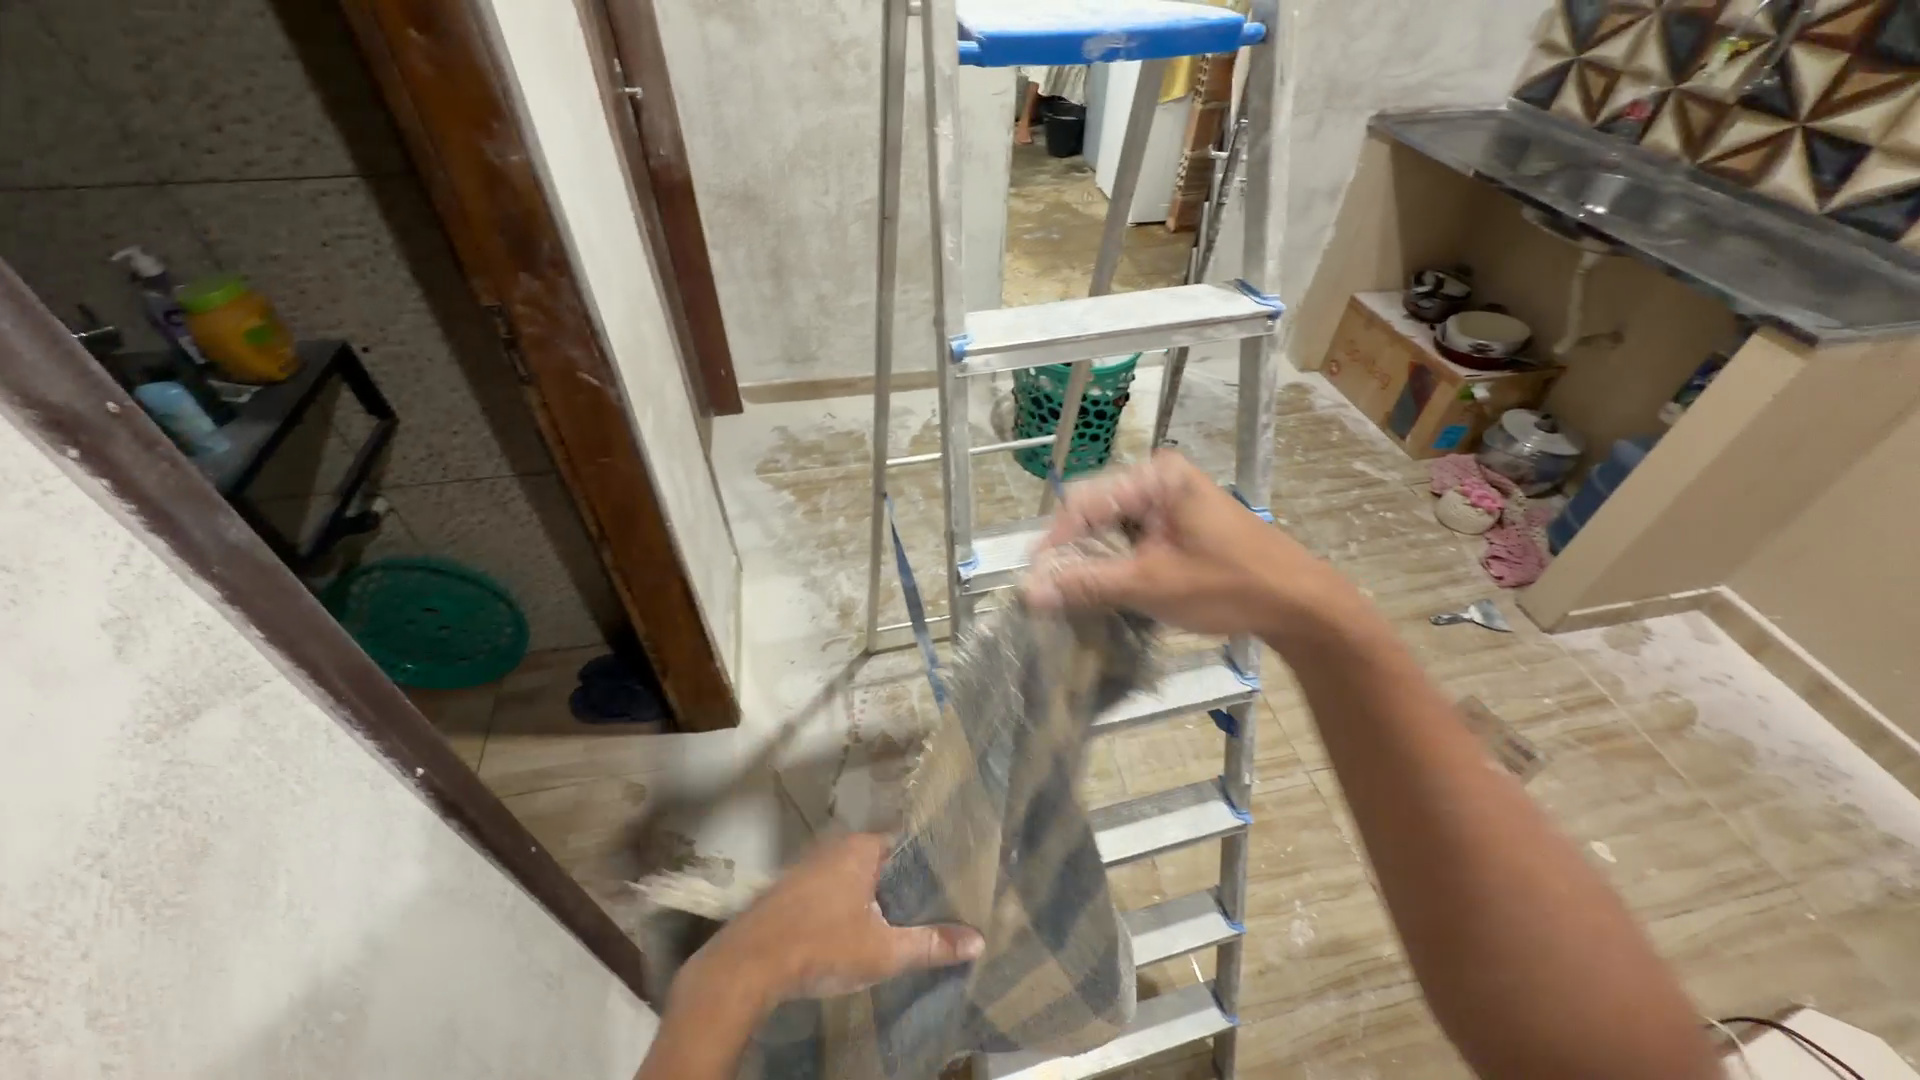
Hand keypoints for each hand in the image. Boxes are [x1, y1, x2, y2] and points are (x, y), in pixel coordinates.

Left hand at [673, 833, 985, 1016]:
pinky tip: (851, 928)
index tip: (948, 881)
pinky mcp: (787, 890)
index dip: (927, 863)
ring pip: (851, 875)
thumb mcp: (884, 951)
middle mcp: (834, 847)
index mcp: (861, 849)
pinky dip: (842, 904)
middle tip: (928, 905)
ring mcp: (807, 866)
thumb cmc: (822, 946)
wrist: (748, 965)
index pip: (906, 844)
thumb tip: (977, 940)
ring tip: (896, 919)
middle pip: (879, 860)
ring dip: (869, 895)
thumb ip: (930, 943)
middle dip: (899, 882)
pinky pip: (828, 889)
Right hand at [1025, 451, 1358, 642]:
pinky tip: (1113, 589)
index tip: (1034, 582)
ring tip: (1079, 596)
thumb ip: (1086, 584)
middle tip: (1055, 593)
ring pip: (1115, 529)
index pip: (1084, 504)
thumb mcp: (1150, 585)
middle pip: (1097, 513)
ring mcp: (1174, 501)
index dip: (1055, 544)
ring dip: (1097, 562)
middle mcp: (1162, 479)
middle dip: (1075, 554)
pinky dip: (1121, 563)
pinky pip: (1136, 538)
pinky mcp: (1183, 523)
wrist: (1299, 603)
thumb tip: (1030, 592)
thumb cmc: (1228, 585)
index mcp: (1155, 477)